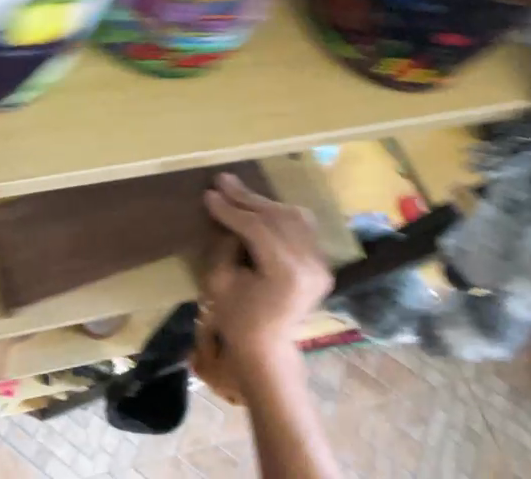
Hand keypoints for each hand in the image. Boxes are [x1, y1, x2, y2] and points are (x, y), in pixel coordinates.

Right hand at [202, 173, 333, 356]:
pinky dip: (279, 214)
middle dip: (247, 198)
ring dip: (263, 202)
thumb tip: (227, 215)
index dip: (231, 209)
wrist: (268, 349)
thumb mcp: (219, 282)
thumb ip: (225, 244)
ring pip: (293, 217)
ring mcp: (320, 265)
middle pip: (277, 217)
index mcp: (286, 274)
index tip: (208, 194)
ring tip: (237, 192)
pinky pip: (302, 227)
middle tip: (221, 181)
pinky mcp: (321, 264)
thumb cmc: (237, 320)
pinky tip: (259, 207)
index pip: (257, 228)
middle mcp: (310, 265)